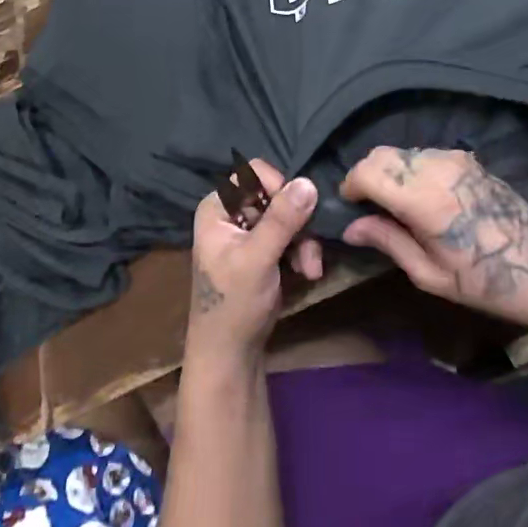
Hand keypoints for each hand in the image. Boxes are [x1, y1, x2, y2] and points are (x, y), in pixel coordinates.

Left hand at [185, 159, 323, 368]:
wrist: (231, 352)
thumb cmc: (233, 304)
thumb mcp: (258, 259)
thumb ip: (281, 220)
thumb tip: (307, 182)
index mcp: (217, 207)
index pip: (251, 174)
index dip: (277, 188)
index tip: (295, 211)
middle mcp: (230, 213)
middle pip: (274, 196)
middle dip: (296, 223)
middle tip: (309, 250)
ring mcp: (248, 232)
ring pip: (287, 216)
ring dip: (304, 241)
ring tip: (310, 269)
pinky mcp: (264, 250)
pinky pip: (290, 235)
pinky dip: (301, 251)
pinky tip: (308, 273)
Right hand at [339, 147, 527, 328]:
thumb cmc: (485, 281)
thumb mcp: (429, 274)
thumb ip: (387, 241)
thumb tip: (350, 228)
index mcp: (422, 199)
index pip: (366, 172)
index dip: (350, 186)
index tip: (350, 207)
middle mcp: (434, 169)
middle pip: (379, 154)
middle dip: (365, 175)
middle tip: (369, 206)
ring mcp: (453, 159)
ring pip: (400, 152)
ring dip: (388, 171)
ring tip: (395, 203)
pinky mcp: (466, 159)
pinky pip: (423, 154)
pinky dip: (410, 168)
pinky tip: (421, 196)